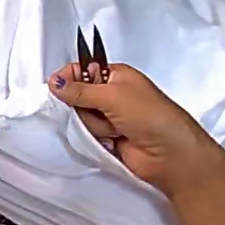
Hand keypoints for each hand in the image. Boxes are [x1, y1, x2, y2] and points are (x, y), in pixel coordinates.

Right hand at [50, 63, 224, 200]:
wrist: (169, 155)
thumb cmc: (151, 116)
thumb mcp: (113, 96)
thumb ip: (80, 90)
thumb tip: (55, 83)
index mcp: (117, 75)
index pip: (82, 69)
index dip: (68, 76)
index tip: (56, 85)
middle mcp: (112, 94)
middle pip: (77, 94)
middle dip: (82, 104)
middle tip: (98, 109)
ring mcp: (110, 117)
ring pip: (81, 116)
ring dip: (94, 124)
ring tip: (114, 129)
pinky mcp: (107, 138)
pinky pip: (86, 134)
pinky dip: (94, 137)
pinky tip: (110, 139)